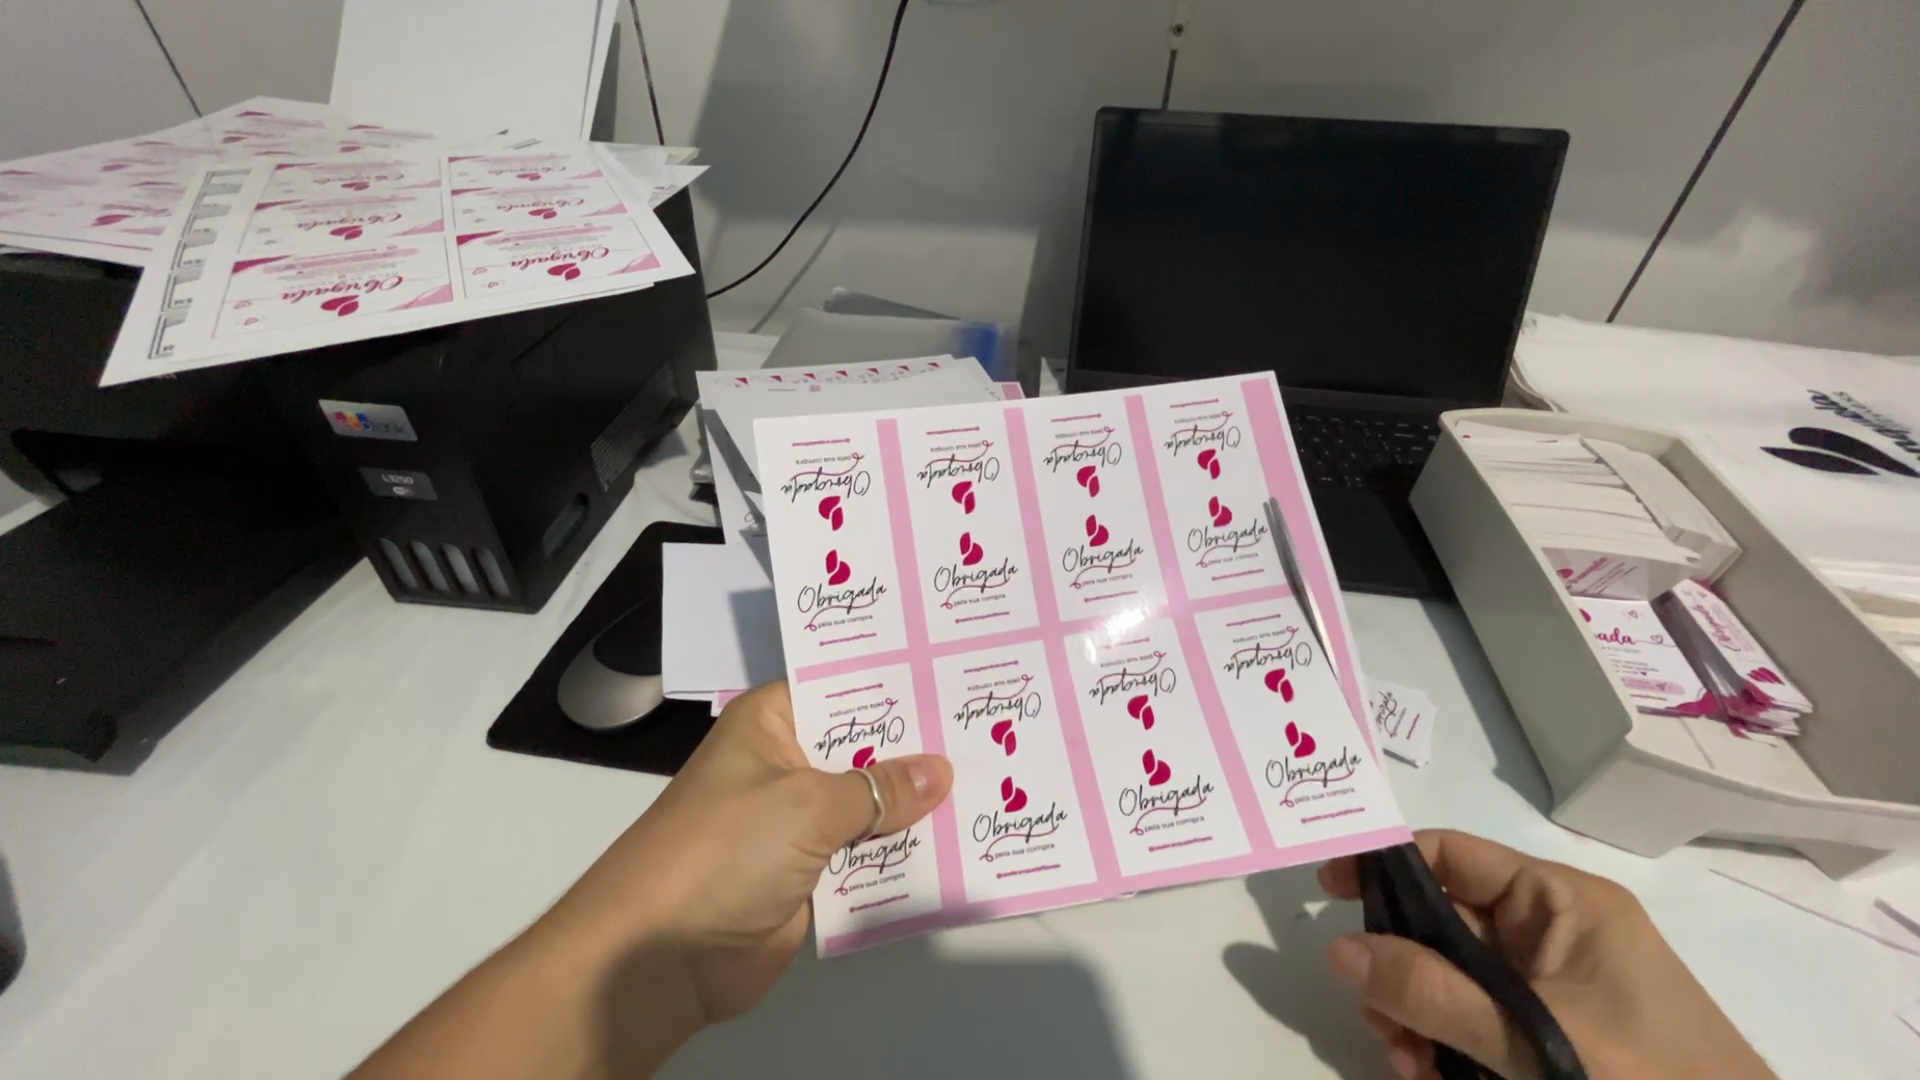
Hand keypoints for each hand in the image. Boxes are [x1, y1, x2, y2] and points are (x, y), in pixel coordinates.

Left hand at [551, 680, 952, 1023]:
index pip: (842, 686)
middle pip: (863, 745)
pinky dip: (901, 849)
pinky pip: (866, 850)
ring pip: (869, 799)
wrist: (658, 957)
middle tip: (987, 725)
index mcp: (773, 722)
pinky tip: (958, 839)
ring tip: (988, 778)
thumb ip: (880, 789)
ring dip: (915, 801)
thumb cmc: (725, 849)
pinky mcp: (809, 869)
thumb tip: (942, 771)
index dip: (896, 682)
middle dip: (916, 744)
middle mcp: (787, 761)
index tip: (953, 673)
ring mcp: (797, 818)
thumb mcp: (808, 804)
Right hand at [1317, 830, 1773, 1079]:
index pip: (1448, 854)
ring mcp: (1554, 982)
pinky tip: (1428, 1073)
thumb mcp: (1534, 1039)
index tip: (1326, 891)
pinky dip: (1444, 1040)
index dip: (1382, 863)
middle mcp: (1553, 929)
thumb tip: (1336, 949)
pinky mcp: (1556, 1030)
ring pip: (1451, 973)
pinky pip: (1476, 1015)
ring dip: (1413, 1011)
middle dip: (1396, 964)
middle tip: (1372, 1014)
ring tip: (1403, 1060)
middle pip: (1441, 920)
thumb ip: (1432, 992)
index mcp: (1560, 902)